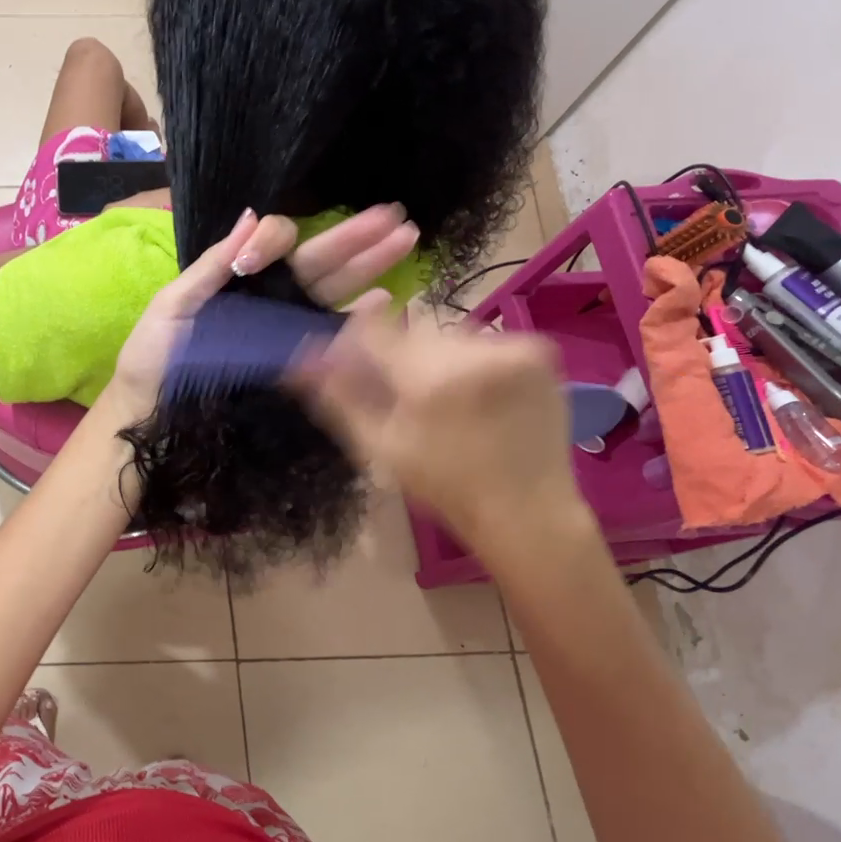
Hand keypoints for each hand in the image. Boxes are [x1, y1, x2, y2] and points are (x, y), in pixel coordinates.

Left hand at [109, 206, 417, 410]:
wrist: (149, 411)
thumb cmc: (154, 355)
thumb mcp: (173, 305)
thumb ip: (210, 266)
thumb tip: (251, 215)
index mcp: (240, 276)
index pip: (275, 243)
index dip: (276, 239)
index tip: (256, 258)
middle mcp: (269, 297)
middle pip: (317, 261)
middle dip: (354, 237)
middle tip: (394, 215)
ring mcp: (284, 328)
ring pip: (333, 289)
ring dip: (370, 265)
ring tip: (405, 239)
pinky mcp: (293, 361)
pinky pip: (330, 336)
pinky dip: (359, 320)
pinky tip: (385, 301)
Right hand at [293, 315, 584, 551]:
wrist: (526, 510)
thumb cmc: (444, 486)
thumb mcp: (378, 447)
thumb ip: (337, 397)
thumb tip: (299, 359)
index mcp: (431, 380)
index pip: (377, 331)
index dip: (355, 337)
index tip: (347, 354)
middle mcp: (475, 352)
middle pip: (413, 334)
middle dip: (398, 357)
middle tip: (398, 394)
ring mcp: (514, 349)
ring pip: (448, 337)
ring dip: (434, 359)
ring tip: (439, 400)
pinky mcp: (540, 352)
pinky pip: (484, 342)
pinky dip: (470, 362)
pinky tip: (473, 396)